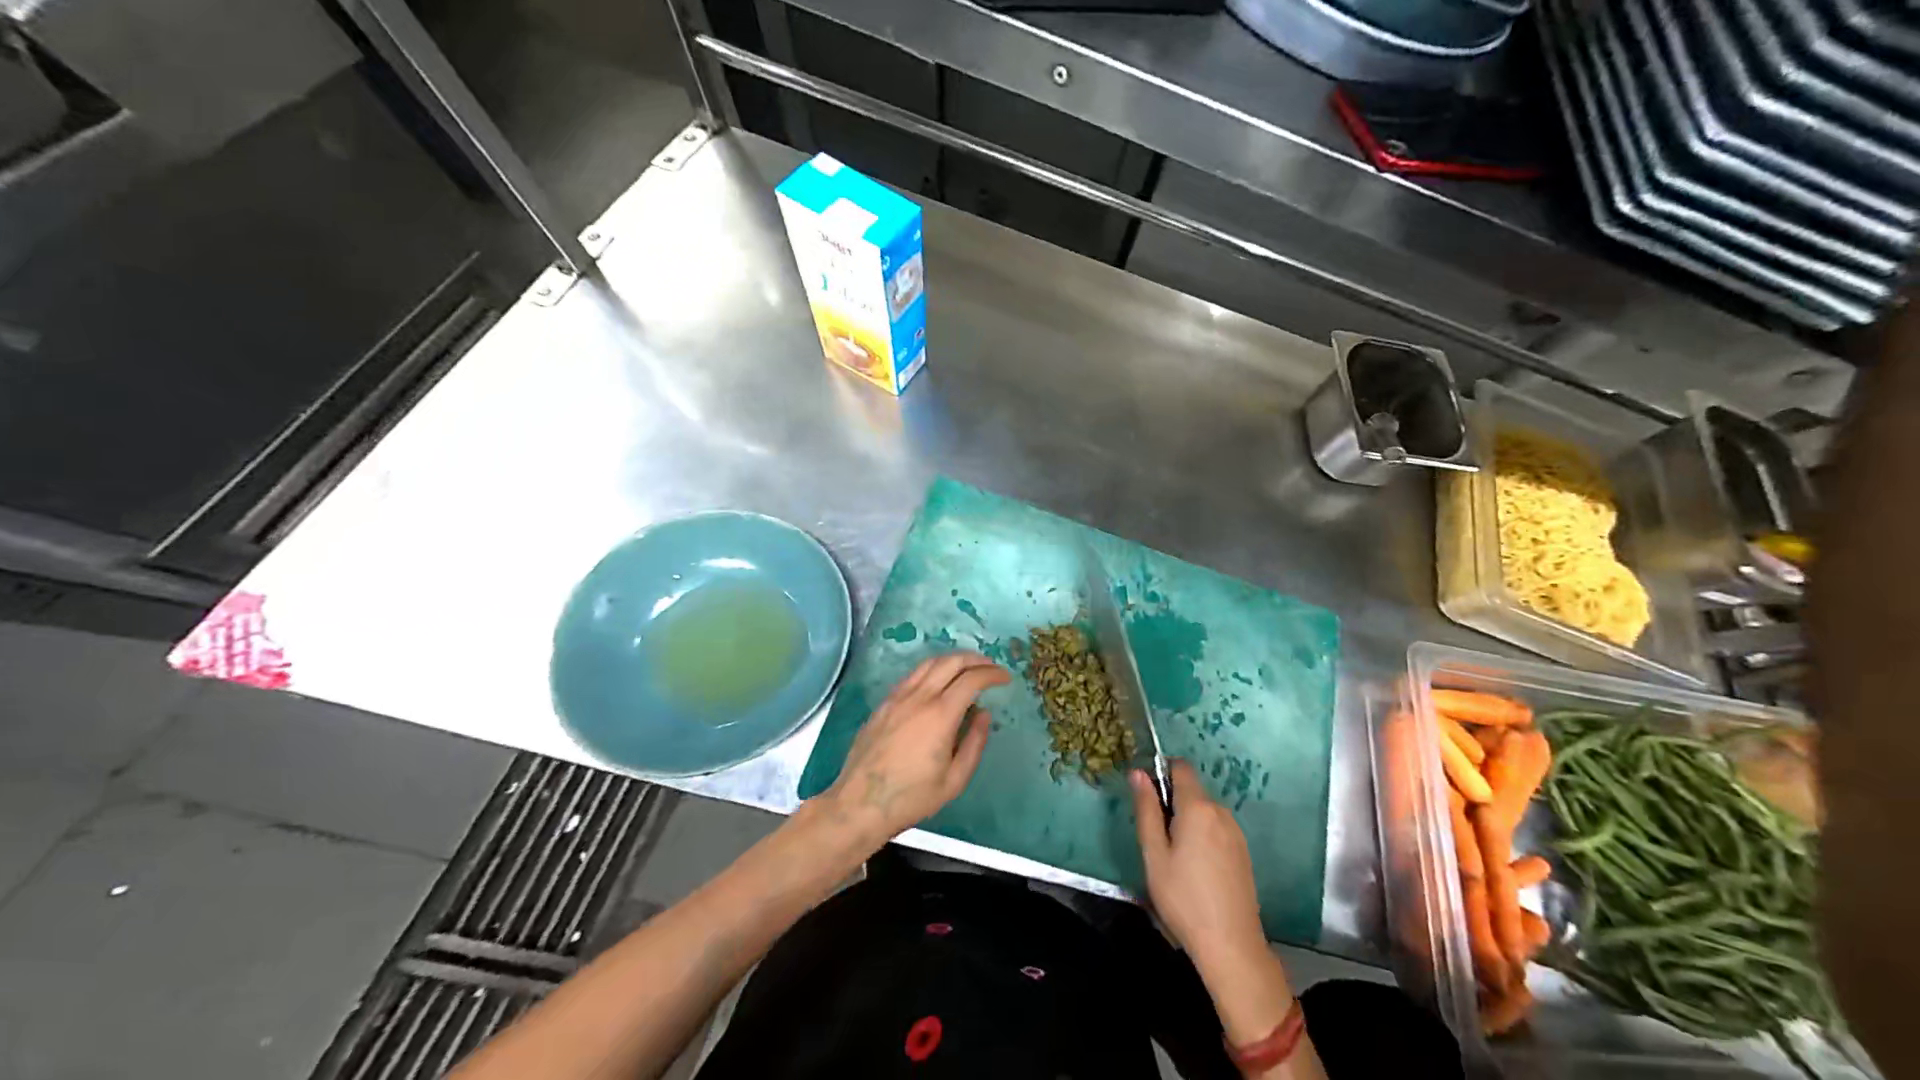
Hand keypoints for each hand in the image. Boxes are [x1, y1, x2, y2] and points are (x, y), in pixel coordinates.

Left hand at [818, 652, 1008, 846]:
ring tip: (967, 668)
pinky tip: (937, 682)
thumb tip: (983, 715)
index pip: (971, 679)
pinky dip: (931, 670)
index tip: (1005, 678)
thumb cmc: (912, 797)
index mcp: (940, 715)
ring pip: (928, 663)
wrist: (861, 803)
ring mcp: (897, 698)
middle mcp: (919, 697)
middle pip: (950, 662)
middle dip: (975, 659)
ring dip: (952, 660)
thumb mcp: (954, 780)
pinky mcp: (884, 703)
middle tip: (990, 667)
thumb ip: (974, 743)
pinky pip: (912, 676)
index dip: (992, 674)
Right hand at [1131, 759, 1266, 969]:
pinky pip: (1216, 830)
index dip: (1161, 772)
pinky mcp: (1243, 852)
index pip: (1181, 767)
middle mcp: (1221, 813)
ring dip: (1186, 822)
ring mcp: (1236, 833)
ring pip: (1203, 812)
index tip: (1146, 796)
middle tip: (1155, 839)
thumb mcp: (1154, 854)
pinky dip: (1201, 837)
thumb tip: (1138, 773)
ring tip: (1173, 860)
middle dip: (1171, 803)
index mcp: (1198, 808)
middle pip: (1191, 791)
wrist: (1230, 945)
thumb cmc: (1183, 898)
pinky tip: (1194, 870)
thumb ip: (1146, 809)